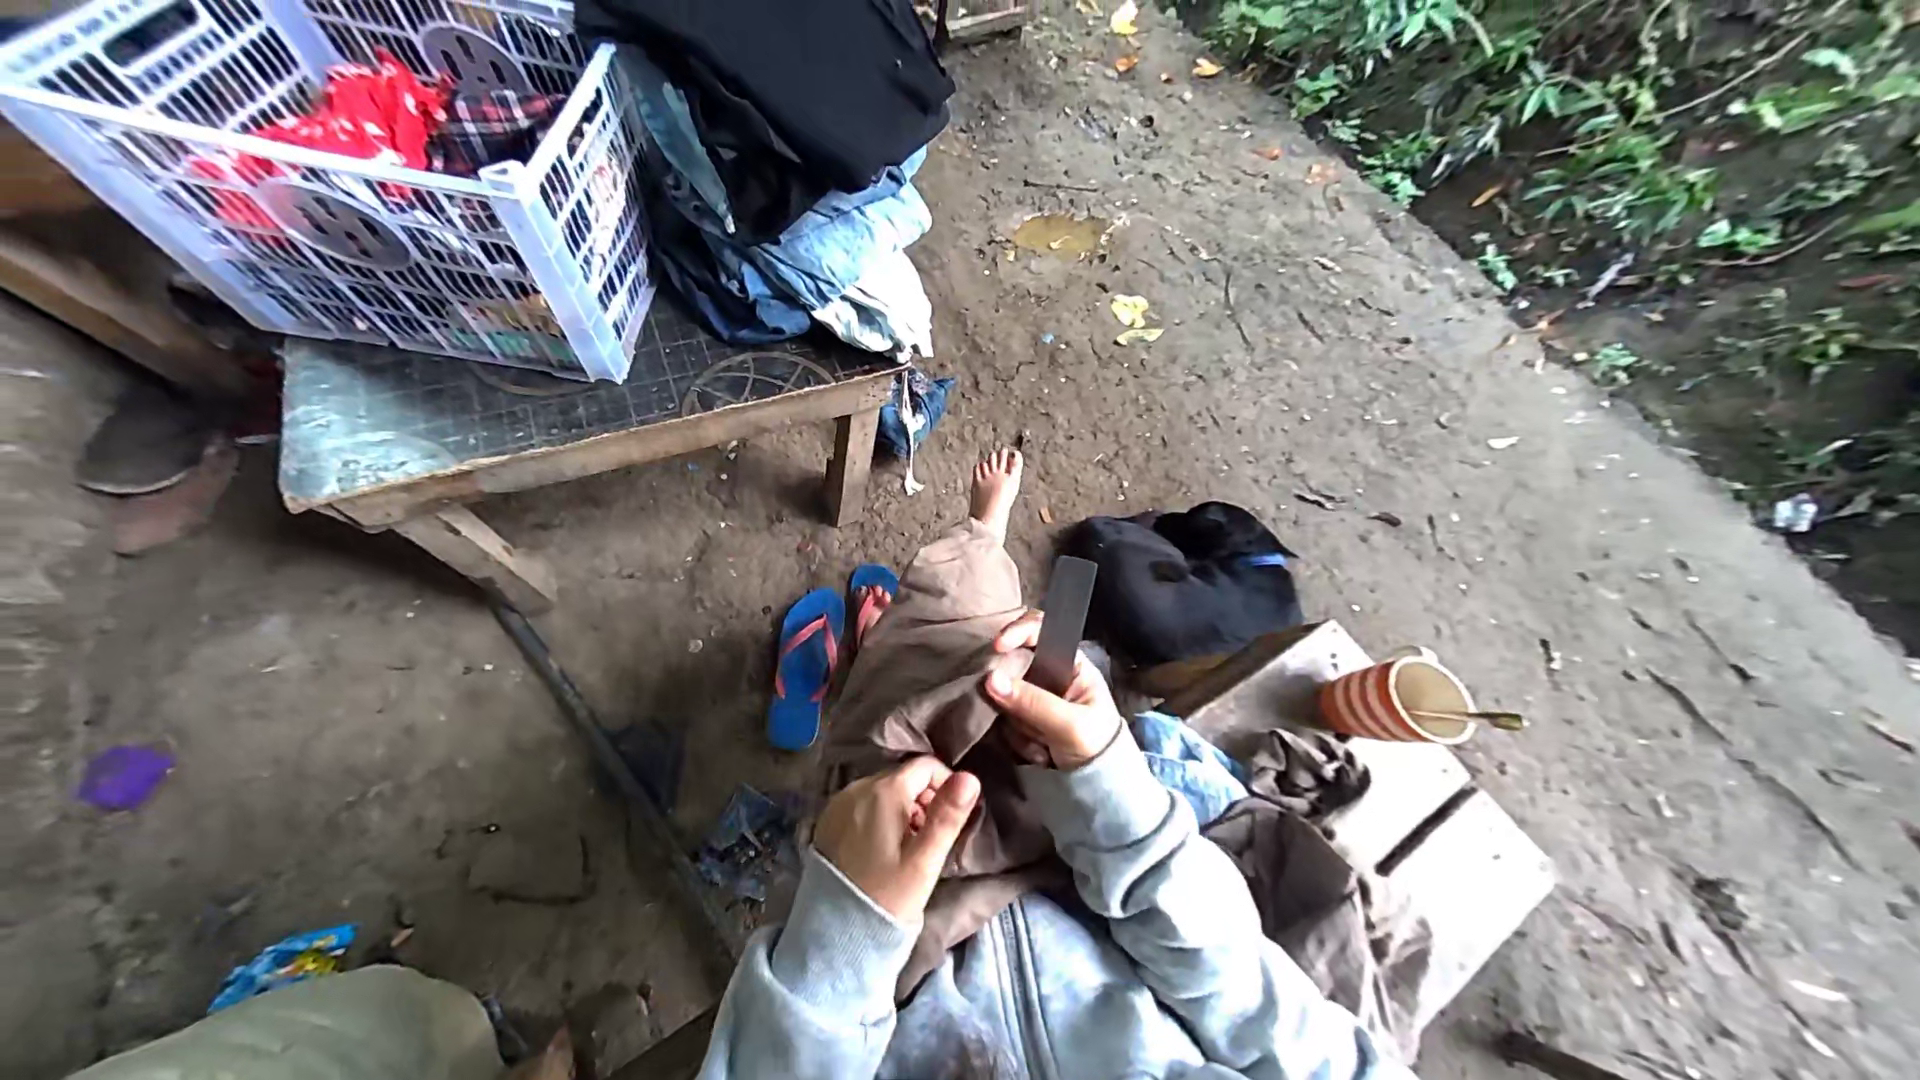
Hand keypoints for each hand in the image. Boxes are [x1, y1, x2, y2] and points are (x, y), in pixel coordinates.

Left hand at [814, 756, 980, 921]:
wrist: (834, 935)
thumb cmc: (887, 897)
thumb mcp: (924, 861)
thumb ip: (947, 816)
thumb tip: (969, 777)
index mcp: (884, 791)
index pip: (926, 766)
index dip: (945, 785)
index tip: (949, 819)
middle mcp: (858, 787)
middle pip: (903, 776)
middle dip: (923, 799)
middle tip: (928, 838)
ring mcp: (839, 802)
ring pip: (883, 789)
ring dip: (902, 807)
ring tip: (906, 847)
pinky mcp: (827, 819)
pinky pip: (863, 802)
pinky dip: (878, 815)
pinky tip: (881, 848)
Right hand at [982, 610, 1123, 768]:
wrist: (1097, 787)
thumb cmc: (1097, 745)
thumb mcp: (1071, 724)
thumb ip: (1033, 703)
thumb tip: (991, 679)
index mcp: (1069, 663)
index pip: (1041, 629)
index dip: (1018, 630)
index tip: (997, 645)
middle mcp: (1048, 674)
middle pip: (1013, 664)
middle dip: (1014, 694)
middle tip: (1022, 717)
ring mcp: (1032, 696)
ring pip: (1004, 695)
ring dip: (1019, 723)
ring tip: (1044, 744)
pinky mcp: (1020, 719)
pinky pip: (1002, 719)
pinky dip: (1017, 738)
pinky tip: (1039, 752)